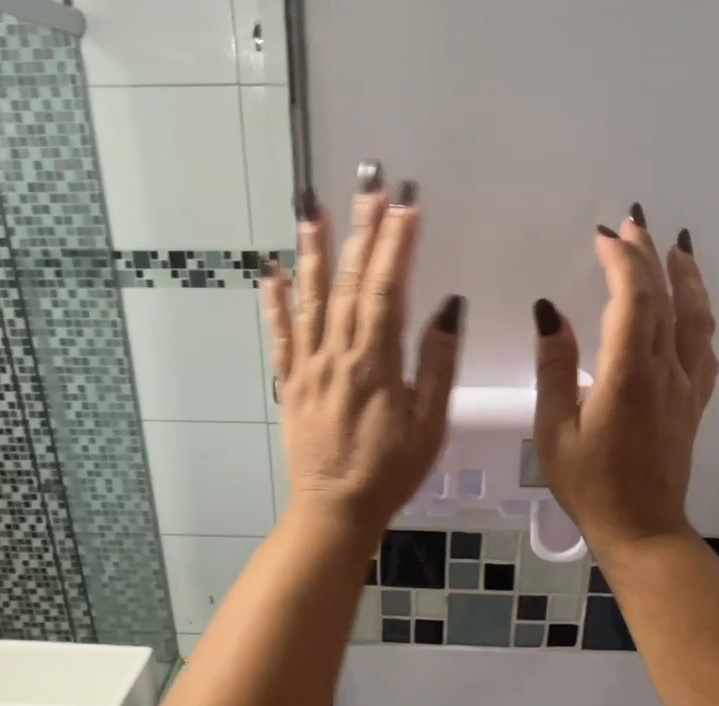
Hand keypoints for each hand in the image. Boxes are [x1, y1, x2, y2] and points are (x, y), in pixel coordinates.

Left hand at [262, 161, 462, 539]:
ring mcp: (308, 368)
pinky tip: (271, 271)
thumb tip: (447, 307)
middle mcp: (337, 355)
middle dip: (362, 230)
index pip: (387, 288)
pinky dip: (275, 303)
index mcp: (375, 363)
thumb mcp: (429, 425)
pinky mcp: (289, 385)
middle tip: (368, 182)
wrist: (335, 509)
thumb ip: (436, 364)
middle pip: (349, 283)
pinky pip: (280, 337)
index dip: (397, 242)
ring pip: (310, 299)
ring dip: (313, 251)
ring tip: (312, 207)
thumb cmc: (390, 472)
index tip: (407, 200)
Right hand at [532, 205, 717, 553]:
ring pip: (695, 318)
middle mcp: (665, 371)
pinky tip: (692, 309)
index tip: (602, 236)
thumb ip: (554, 369)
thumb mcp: (555, 431)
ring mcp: (686, 386)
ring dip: (686, 277)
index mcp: (628, 376)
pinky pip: (705, 348)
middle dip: (648, 254)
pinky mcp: (694, 403)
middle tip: (633, 221)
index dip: (621, 261)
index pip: (633, 299)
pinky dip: (699, 316)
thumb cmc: (589, 485)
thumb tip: (550, 313)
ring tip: (678, 246)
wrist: (641, 528)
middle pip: (665, 298)